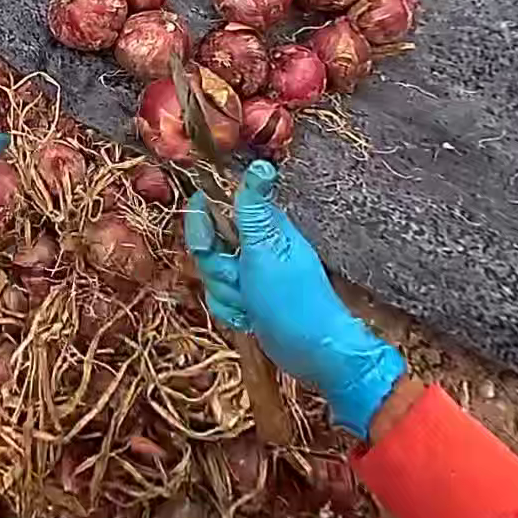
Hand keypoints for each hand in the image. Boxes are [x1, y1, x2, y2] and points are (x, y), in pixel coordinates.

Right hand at [185, 160, 405, 438]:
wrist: (316, 353)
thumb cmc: (293, 298)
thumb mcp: (266, 249)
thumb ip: (253, 209)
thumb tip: (262, 163)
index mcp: (260, 225)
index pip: (212, 208)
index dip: (202, 225)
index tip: (206, 243)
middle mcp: (253, 245)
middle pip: (207, 245)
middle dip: (217, 269)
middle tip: (239, 281)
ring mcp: (249, 274)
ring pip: (211, 275)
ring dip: (225, 294)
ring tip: (249, 304)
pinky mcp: (246, 299)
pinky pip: (219, 299)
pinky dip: (231, 312)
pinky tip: (248, 319)